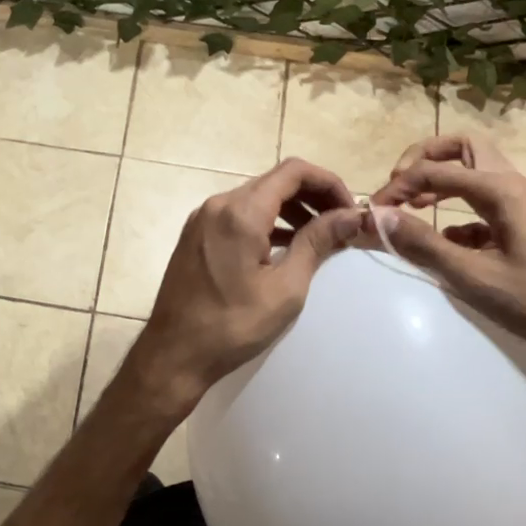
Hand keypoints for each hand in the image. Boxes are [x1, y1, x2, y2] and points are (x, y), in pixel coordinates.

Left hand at [123, 158, 363, 414]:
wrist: (174, 354)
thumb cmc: (232, 325)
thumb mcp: (286, 288)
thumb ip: (317, 243)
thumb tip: (351, 217)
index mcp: (240, 212)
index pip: (293, 172)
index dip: (328, 182)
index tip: (350, 210)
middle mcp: (217, 205)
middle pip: (274, 181)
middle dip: (313, 196)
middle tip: (341, 224)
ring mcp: (203, 219)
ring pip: (256, 198)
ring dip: (291, 210)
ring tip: (321, 237)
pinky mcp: (196, 236)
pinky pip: (238, 215)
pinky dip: (267, 222)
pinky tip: (288, 246)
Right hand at [367, 135, 525, 365]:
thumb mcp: (476, 277)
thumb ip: (425, 245)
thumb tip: (380, 217)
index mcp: (501, 190)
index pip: (435, 170)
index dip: (398, 186)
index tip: (373, 210)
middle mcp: (514, 186)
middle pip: (463, 148)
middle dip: (425, 158)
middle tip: (399, 183)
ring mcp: (525, 207)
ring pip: (477, 174)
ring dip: (442, 183)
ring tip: (414, 208)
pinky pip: (486, 206)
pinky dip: (459, 213)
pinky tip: (447, 244)